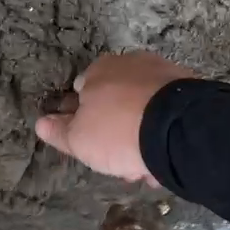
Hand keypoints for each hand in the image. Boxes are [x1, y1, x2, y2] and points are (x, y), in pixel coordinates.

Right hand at [34, 52, 196, 183]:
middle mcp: (128, 63)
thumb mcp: (79, 139)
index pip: (82, 91)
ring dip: (142, 133)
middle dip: (117, 130)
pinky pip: (168, 111)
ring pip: (144, 107)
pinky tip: (167, 156)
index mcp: (97, 70)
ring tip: (148, 166)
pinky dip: (164, 129)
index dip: (84, 120)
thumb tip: (41, 122)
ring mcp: (161, 71)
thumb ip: (60, 131)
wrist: (178, 128)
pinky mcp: (189, 85)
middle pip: (116, 100)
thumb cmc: (118, 131)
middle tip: (122, 161)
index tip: (92, 144)